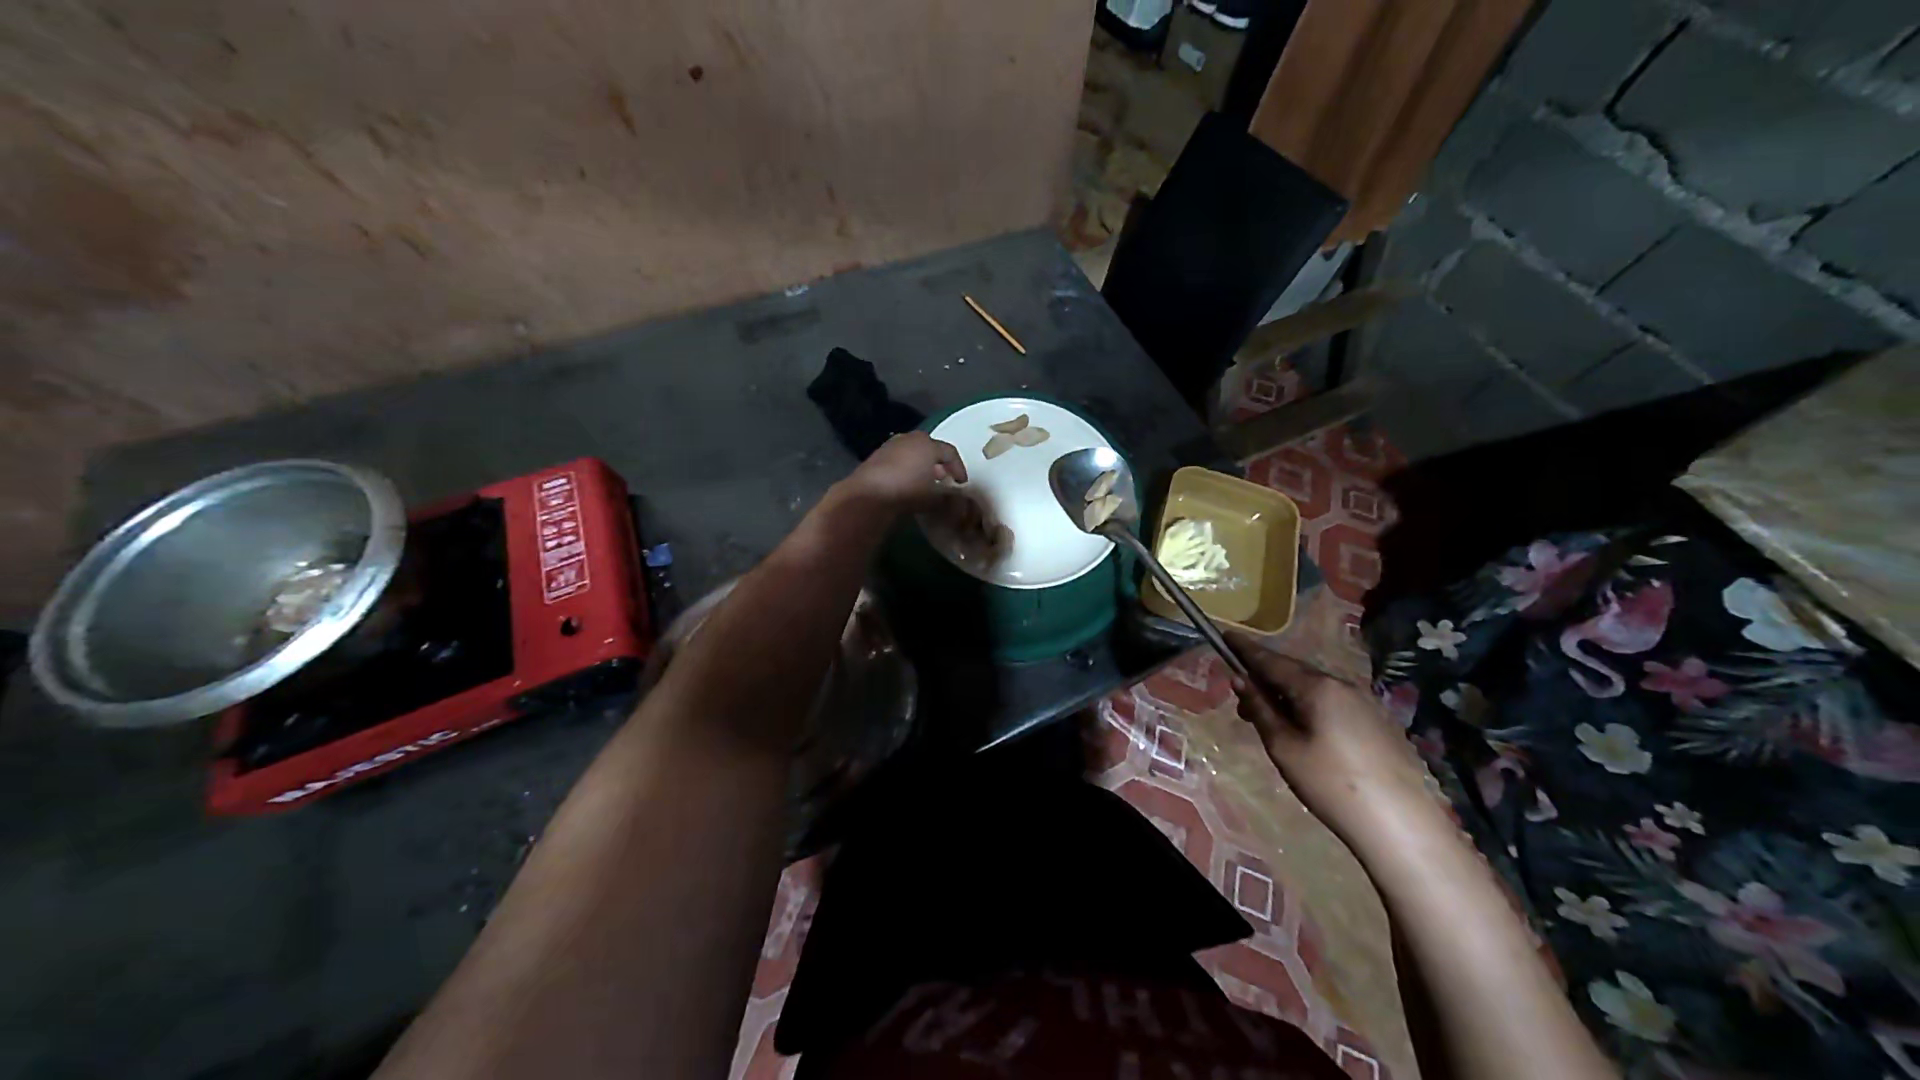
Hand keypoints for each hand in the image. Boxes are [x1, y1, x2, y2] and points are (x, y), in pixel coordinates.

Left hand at [839, 432, 967, 512]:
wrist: (868, 494)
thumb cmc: (908, 491)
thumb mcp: (932, 499)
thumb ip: (946, 499)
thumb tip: (953, 502)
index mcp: (928, 444)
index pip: (950, 452)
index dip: (958, 468)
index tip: (961, 482)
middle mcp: (910, 439)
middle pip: (930, 448)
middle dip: (939, 463)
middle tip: (944, 478)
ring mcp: (891, 445)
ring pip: (913, 452)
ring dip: (921, 465)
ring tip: (925, 481)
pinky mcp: (877, 455)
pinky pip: (899, 459)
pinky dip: (906, 468)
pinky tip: (906, 482)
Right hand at [1226, 631, 1441, 852]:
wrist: (1400, 824)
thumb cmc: (1330, 783)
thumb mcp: (1283, 747)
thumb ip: (1260, 709)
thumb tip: (1240, 679)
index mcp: (1317, 686)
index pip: (1272, 660)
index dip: (1246, 649)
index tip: (1225, 635)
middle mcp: (1343, 685)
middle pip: (1294, 671)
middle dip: (1265, 677)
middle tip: (1241, 699)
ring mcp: (1365, 703)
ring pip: (1315, 688)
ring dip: (1287, 694)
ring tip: (1269, 718)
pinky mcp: (1378, 723)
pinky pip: (1333, 702)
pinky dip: (1309, 706)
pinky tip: (1303, 729)